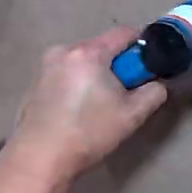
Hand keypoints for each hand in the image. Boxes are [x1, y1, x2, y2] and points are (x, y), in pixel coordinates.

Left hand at [4, 27, 168, 192]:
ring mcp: (45, 66)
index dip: (142, 44)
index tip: (148, 65)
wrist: (39, 159)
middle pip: (101, 47)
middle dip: (116, 65)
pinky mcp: (35, 83)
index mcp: (89, 52)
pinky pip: (65, 74)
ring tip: (99, 106)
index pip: (123, 33)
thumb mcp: (132, 115)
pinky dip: (76, 84)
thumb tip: (156, 84)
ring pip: (82, 61)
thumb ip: (153, 93)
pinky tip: (77, 111)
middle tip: (124, 92)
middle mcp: (64, 51)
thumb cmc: (88, 133)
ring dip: (95, 74)